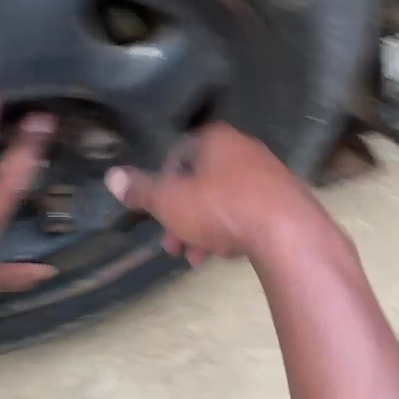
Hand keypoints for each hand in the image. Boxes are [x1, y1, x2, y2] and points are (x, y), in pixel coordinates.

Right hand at [102, 123, 323, 266]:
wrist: (287, 231)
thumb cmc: (220, 208)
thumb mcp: (169, 201)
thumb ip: (140, 191)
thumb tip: (111, 177)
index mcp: (215, 139)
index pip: (176, 156)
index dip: (161, 188)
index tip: (156, 215)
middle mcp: (244, 149)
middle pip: (201, 184)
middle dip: (182, 218)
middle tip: (173, 247)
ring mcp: (269, 175)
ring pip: (225, 202)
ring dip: (205, 231)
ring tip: (198, 259)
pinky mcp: (286, 201)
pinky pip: (250, 214)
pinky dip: (234, 232)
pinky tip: (229, 254)